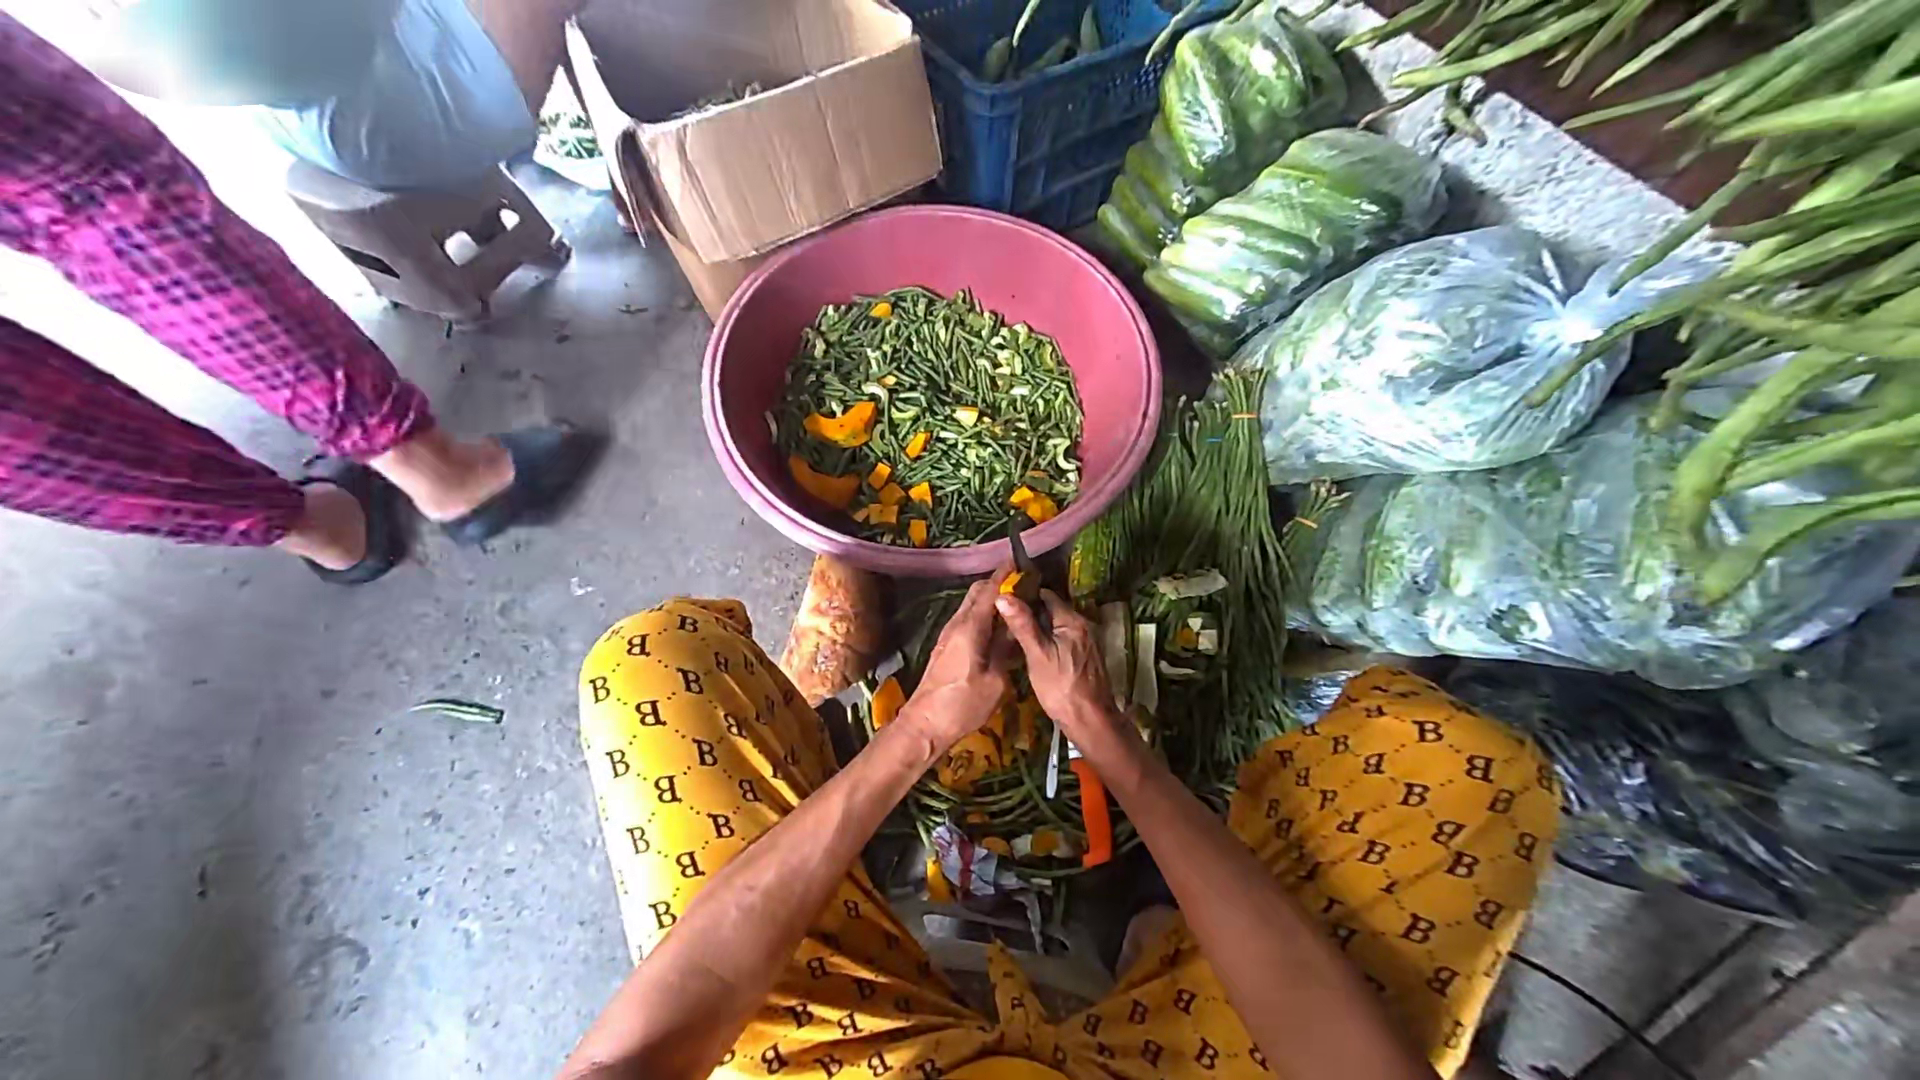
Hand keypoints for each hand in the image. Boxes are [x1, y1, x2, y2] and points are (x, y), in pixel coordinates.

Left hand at [899, 571, 1017, 747]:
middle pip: (976, 593)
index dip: (1005, 575)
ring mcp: (948, 634)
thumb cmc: (963, 704)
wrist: (925, 723)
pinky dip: (983, 615)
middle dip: (998, 584)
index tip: (1021, 563)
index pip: (989, 590)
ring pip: (970, 606)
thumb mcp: (996, 680)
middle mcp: (956, 624)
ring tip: (1015, 604)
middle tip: (1022, 585)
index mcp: (970, 627)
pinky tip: (998, 627)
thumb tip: (1015, 629)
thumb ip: (1006, 650)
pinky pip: (967, 620)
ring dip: (990, 600)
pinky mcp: (946, 646)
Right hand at [994, 588, 1126, 744]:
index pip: (1046, 596)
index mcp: (1073, 620)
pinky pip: (1063, 639)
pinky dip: (1049, 641)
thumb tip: (1002, 596)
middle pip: (1052, 610)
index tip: (1004, 601)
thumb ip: (1022, 624)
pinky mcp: (1085, 656)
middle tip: (1004, 619)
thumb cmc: (1061, 687)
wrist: (1090, 720)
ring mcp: (1086, 641)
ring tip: (1014, 635)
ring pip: (1057, 626)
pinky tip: (1034, 651)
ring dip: (1039, 628)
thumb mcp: (1037, 654)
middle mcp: (1083, 625)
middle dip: (1030, 613)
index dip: (1025, 596)